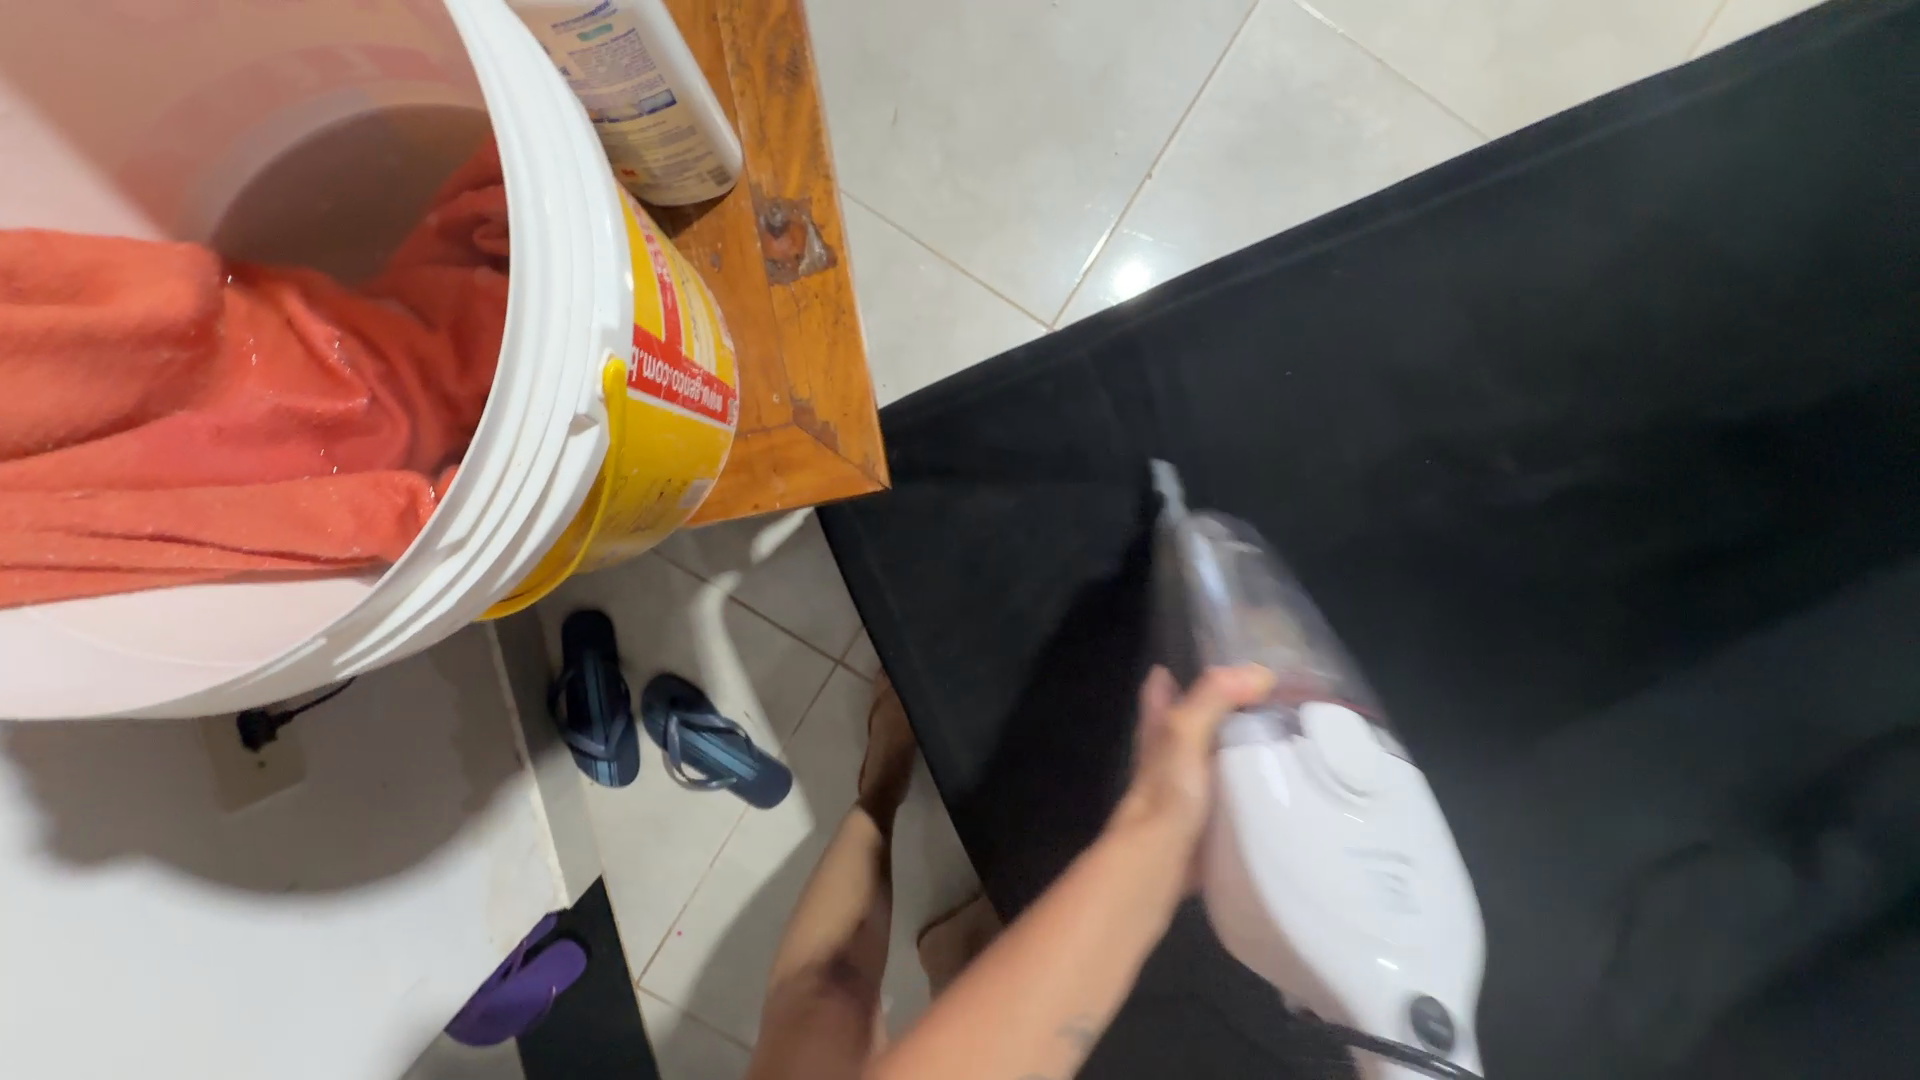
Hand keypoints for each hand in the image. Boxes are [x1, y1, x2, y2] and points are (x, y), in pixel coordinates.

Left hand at [1106, 665, 1275, 877]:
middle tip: (1273, 696)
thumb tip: (1259, 672)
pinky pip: (1232, 788)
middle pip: (1192, 717)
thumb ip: (1214, 696)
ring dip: (1243, 744)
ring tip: (1290, 734)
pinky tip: (1282, 780)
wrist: (1160, 858)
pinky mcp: (1205, 812)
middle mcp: (1167, 749)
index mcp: (1157, 725)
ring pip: (1214, 752)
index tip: (1221, 660)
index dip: (1184, 668)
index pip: (1163, 684)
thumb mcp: (1185, 731)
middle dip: (1224, 706)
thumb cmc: (1168, 790)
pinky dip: (1252, 781)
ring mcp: (1185, 783)